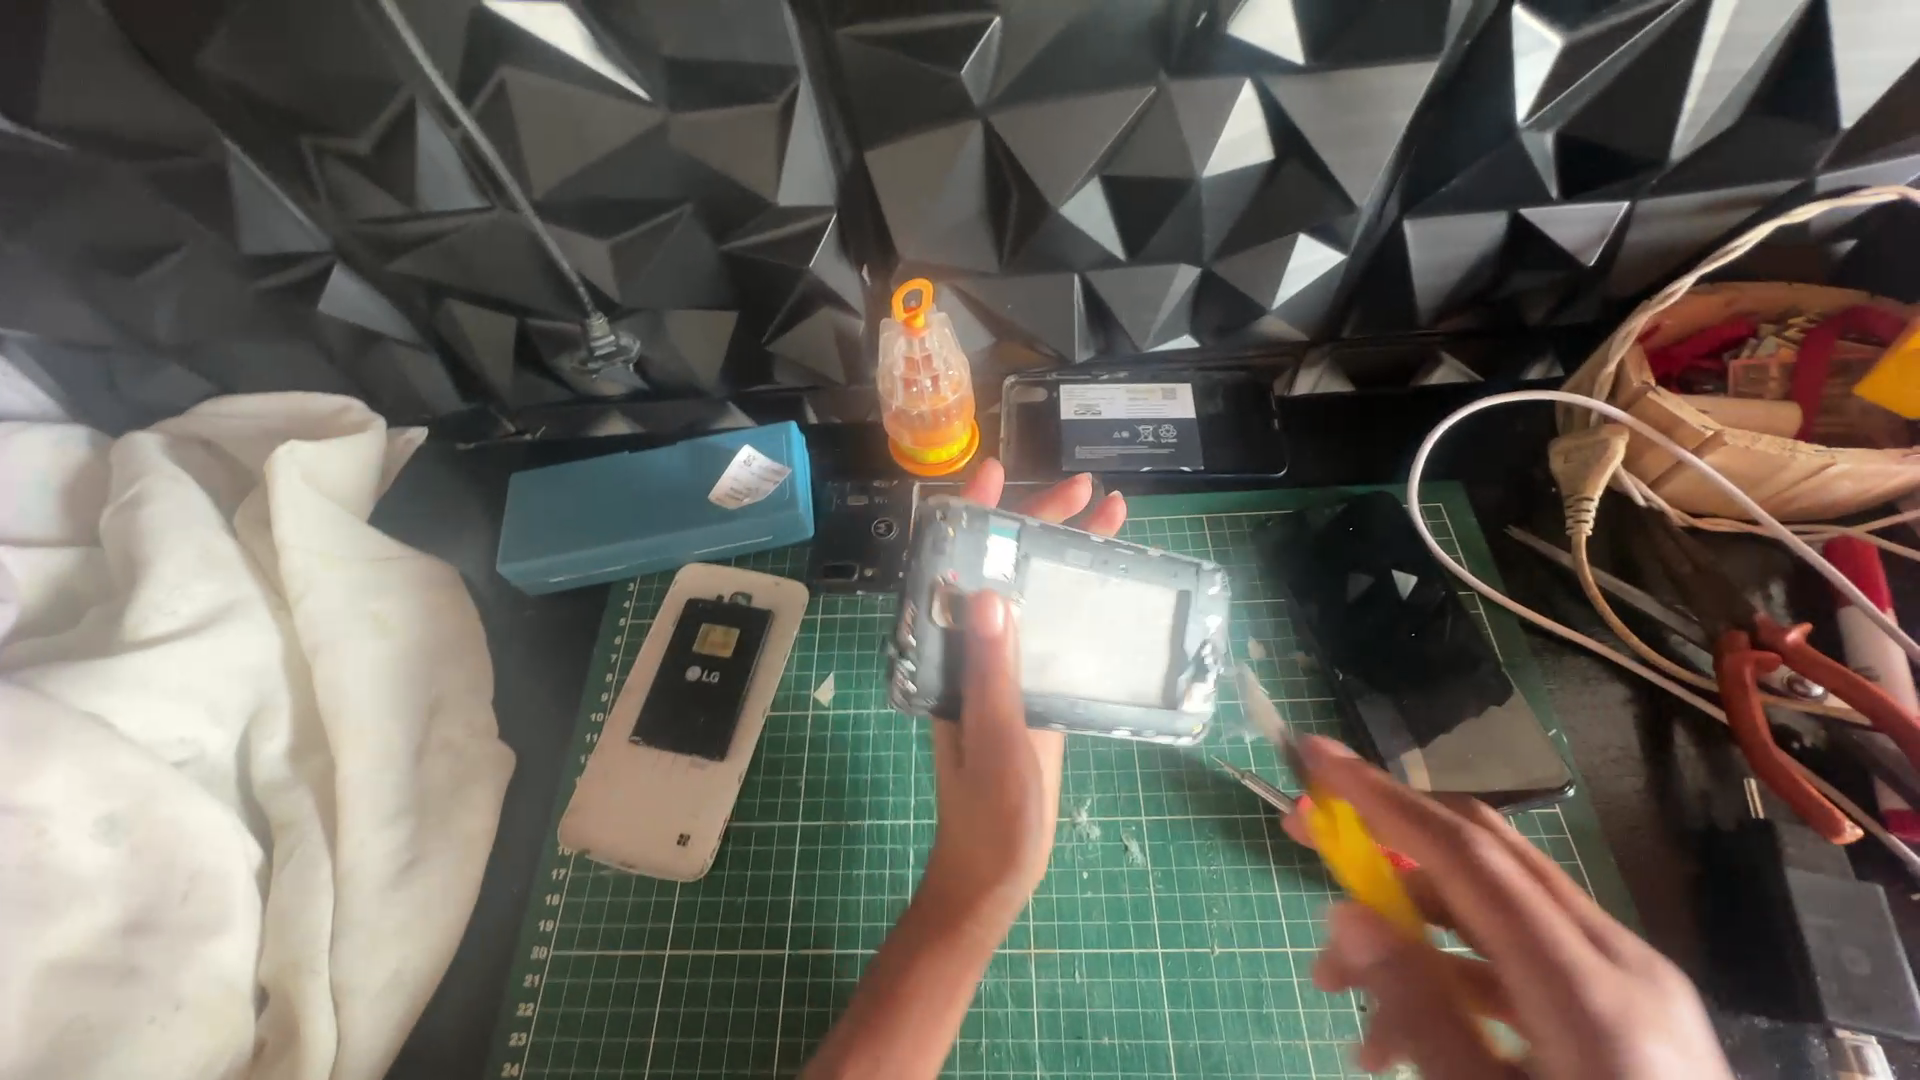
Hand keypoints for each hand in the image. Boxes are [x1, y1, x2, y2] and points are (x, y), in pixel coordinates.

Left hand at [921, 460, 1125, 921]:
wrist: (996, 872)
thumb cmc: (987, 813)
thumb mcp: (993, 740)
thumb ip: (990, 672)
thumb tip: (988, 592)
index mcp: (947, 657)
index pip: (955, 570)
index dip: (974, 517)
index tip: (998, 473)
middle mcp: (973, 653)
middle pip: (1003, 572)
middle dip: (1040, 526)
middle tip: (1090, 492)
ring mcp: (1006, 670)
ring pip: (1034, 598)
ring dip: (1067, 558)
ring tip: (1114, 520)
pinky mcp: (1034, 691)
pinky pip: (1054, 634)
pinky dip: (1080, 603)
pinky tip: (1110, 586)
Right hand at [1284, 737, 1731, 1079]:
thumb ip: (1419, 1011)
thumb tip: (1345, 914)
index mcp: (1590, 988)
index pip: (1467, 853)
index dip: (1382, 798)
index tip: (1316, 756)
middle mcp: (1619, 960)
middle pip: (1481, 857)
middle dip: (1381, 839)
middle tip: (1305, 835)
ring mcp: (1628, 982)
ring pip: (1490, 911)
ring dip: (1405, 927)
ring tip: (1332, 987)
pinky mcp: (1622, 1009)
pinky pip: (1519, 960)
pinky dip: (1449, 972)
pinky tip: (1400, 1032)